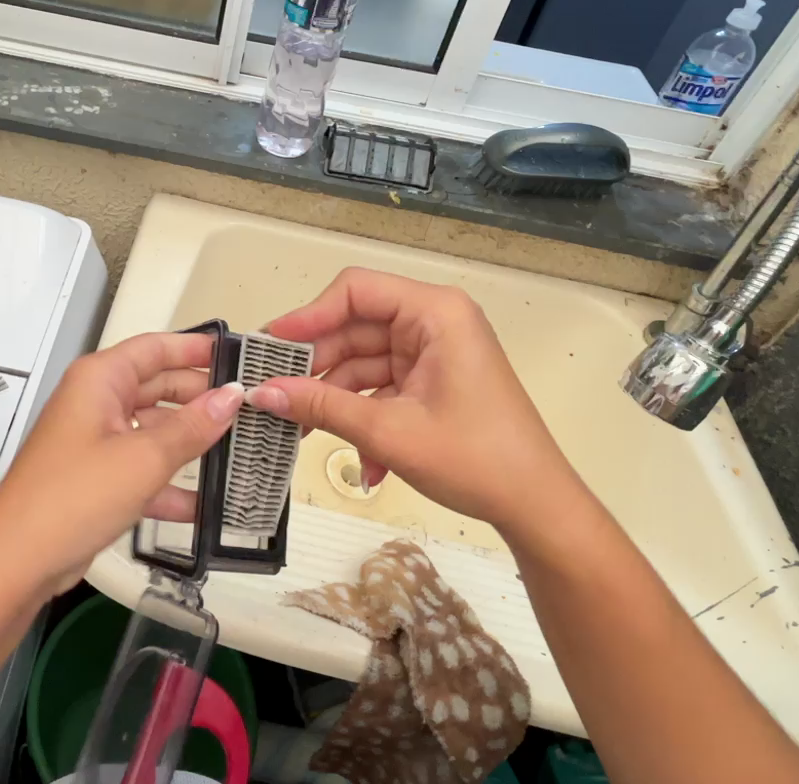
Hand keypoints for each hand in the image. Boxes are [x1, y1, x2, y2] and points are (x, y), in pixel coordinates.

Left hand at [0, 331, 243, 597]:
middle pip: (156, 387)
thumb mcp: (144, 459)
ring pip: (151, 429)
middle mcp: (95, 402)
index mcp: (100, 379)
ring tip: (237, 451)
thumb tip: (232, 395)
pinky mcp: (95, 478)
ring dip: (189, 442)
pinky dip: (169, 482)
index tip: (238, 355)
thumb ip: (193, 426)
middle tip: (247, 407)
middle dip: (199, 397)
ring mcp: (94, 441)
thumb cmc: (74, 497)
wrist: (17, 562)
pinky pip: (141, 468)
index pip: (155, 348)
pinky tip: (204, 504)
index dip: (196, 349)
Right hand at [245, 268, 581, 537]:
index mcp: (434, 313)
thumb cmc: (473, 458)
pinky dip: (364, 418)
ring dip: (336, 400)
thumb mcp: (389, 431)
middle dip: (317, 367)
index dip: (308, 314)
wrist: (537, 508)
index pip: (355, 291)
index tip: (270, 346)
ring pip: (363, 361)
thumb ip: (321, 405)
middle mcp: (433, 322)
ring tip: (303, 434)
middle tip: (274, 395)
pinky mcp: (432, 381)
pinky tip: (361, 463)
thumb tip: (261, 392)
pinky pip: (382, 387)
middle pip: (355, 328)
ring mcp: (432, 353)